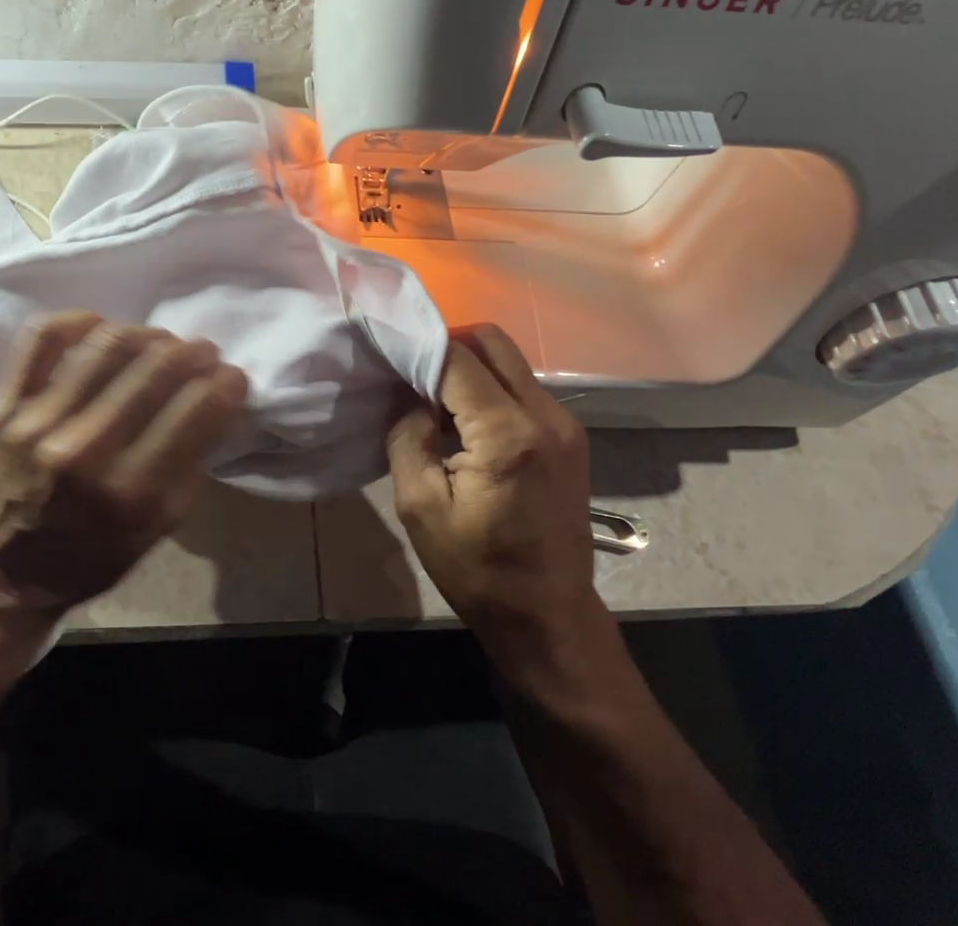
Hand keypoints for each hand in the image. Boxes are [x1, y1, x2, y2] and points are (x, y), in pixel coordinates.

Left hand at [0, 312, 248, 621]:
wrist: (9, 572)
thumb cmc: (96, 556)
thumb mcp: (160, 528)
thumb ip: (191, 462)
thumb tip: (216, 400)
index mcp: (132, 492)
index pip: (197, 410)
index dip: (227, 384)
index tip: (233, 378)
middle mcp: (85, 450)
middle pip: (157, 369)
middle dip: (195, 354)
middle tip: (204, 355)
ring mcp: (39, 423)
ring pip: (108, 344)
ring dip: (150, 335)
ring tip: (161, 344)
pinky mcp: (6, 406)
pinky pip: (42, 339)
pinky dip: (79, 322)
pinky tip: (104, 328)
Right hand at [385, 324, 596, 638]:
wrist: (546, 614)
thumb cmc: (476, 569)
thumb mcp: (420, 507)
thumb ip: (409, 438)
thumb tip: (409, 398)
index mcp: (508, 434)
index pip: (458, 359)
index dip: (418, 349)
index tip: (386, 355)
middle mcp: (546, 416)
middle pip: (494, 343)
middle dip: (448, 349)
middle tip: (411, 379)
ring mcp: (566, 424)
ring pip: (511, 364)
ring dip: (471, 371)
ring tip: (435, 407)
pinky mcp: (571, 438)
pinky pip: (524, 391)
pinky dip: (491, 392)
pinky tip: (466, 427)